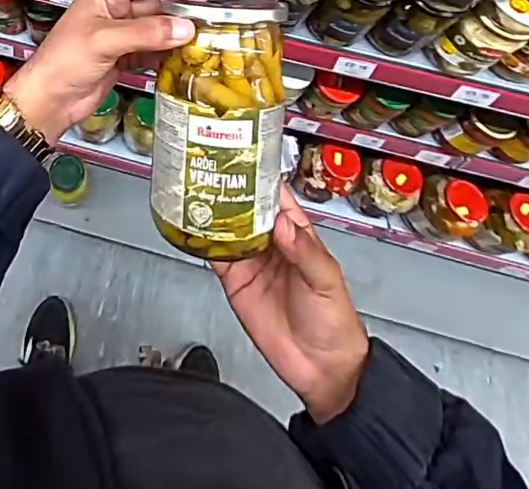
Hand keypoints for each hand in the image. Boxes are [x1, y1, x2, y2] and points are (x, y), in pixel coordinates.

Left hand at [2, 0, 208, 142]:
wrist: (50, 99)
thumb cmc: (65, 61)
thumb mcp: (105, 40)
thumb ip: (146, 32)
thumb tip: (185, 28)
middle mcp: (114, 8)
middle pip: (155, 2)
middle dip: (181, 9)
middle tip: (210, 15)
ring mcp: (121, 33)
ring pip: (157, 27)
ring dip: (177, 33)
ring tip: (204, 37)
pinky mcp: (125, 55)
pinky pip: (153, 48)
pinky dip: (168, 53)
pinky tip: (184, 57)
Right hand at [214, 187, 368, 423]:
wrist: (321, 370)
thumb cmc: (334, 321)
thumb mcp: (327, 280)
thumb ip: (305, 252)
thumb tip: (282, 224)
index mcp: (296, 232)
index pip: (275, 195)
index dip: (260, 175)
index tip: (244, 157)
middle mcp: (270, 241)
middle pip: (245, 205)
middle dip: (229, 187)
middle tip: (210, 168)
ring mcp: (250, 259)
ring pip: (226, 225)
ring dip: (213, 209)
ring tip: (197, 189)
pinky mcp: (234, 279)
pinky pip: (214, 254)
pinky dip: (202, 239)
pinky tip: (193, 226)